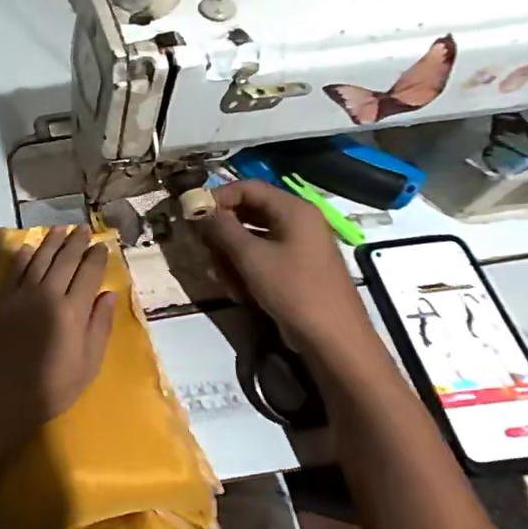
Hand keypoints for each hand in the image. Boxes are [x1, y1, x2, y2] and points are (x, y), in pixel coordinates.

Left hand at [0, 226, 115, 439]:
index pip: (88, 274)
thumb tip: (108, 295)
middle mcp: (48, 296)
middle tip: (83, 229)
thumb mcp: (89, 363)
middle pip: (65, 260)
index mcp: (73, 311)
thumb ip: (100, 326)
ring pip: (40, 259)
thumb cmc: (55, 386)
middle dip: (76, 242)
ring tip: (60, 228)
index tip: (102, 246)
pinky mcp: (3, 302)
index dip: (97, 257)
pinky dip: (23, 256)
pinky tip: (30, 248)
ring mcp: (22, 296)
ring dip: (51, 242)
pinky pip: (14, 271)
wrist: (6, 396)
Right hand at [195, 181, 382, 364]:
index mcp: (293, 209)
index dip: (218, 197)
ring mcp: (300, 246)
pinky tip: (235, 288)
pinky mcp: (298, 269)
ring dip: (231, 253)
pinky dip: (247, 267)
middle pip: (251, 211)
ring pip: (255, 237)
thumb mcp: (252, 258)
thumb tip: (197, 207)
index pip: (248, 187)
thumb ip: (222, 229)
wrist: (335, 340)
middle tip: (202, 247)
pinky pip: (265, 257)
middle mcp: (299, 221)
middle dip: (223, 230)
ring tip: (217, 274)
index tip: (192, 215)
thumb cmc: (294, 291)